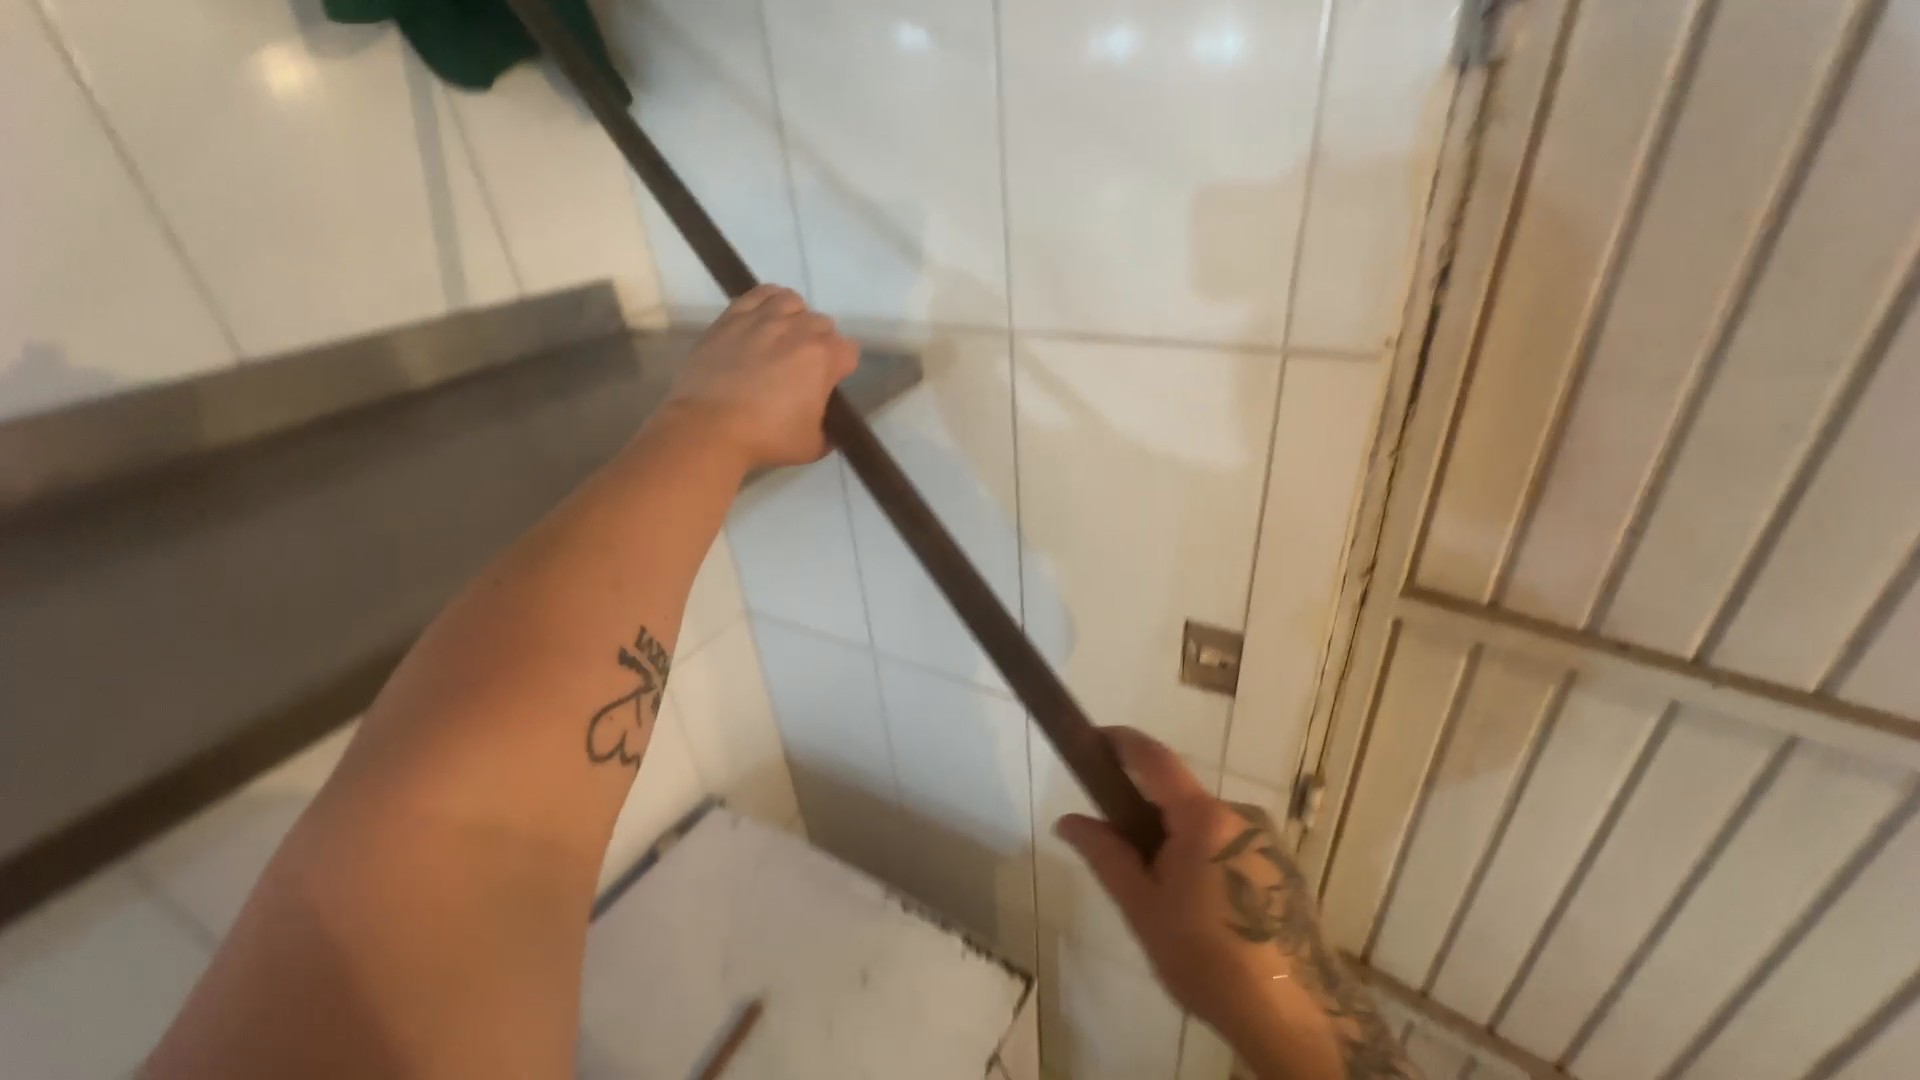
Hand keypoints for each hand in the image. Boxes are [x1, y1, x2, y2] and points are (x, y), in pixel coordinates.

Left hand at [665, 285, 859, 467]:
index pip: (849, 351)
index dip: (842, 368)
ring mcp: (763, 318)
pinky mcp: (732, 317)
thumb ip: (828, 430)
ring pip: (793, 302)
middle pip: (823, 324)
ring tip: (785, 338)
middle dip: (820, 343)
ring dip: (796, 318)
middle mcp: (798, 329)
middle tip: (804, 368)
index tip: (830, 383)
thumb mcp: (812, 445)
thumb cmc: (766, 438)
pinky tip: (765, 317)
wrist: (709, 427)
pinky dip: (769, 301)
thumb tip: (827, 425)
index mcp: (823, 359)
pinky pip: (760, 294)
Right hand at [1056, 728, 1412, 1079]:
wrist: (1292, 1017)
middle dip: (1149, 820)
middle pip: (1180, 801)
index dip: (1123, 742)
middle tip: (1130, 868)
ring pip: (1206, 828)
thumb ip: (1105, 855)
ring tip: (1171, 905)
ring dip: (1182, 848)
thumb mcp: (1142, 908)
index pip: (1155, 759)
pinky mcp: (1285, 869)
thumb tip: (1068, 821)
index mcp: (1203, 818)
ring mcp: (1269, 842)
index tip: (1096, 739)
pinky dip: (1210, 864)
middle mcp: (1240, 816)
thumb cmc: (1205, 958)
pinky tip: (1208, 916)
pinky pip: (1232, 849)